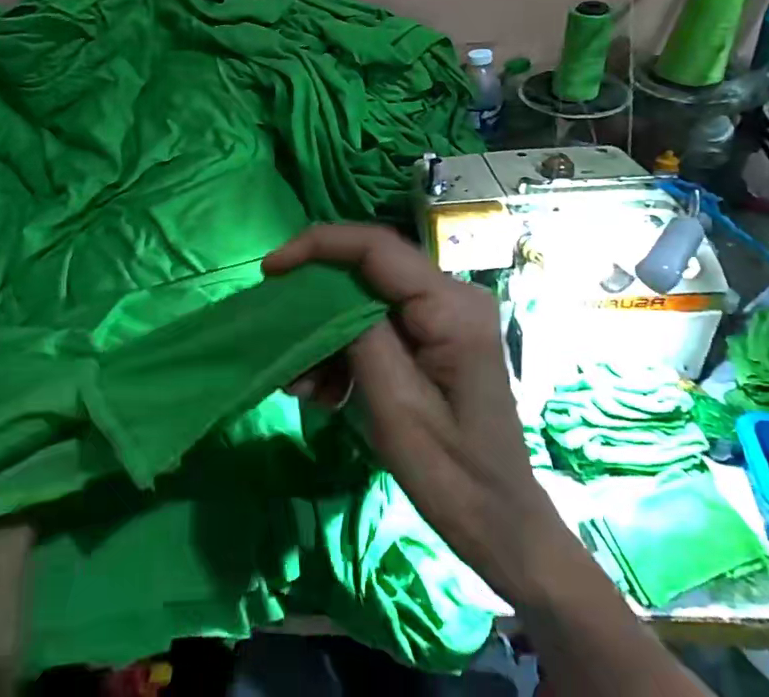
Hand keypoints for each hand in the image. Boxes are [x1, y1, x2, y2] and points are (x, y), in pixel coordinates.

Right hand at [265, 224, 560, 605]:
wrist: (498, 523)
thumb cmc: (451, 472)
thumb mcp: (396, 405)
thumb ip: (360, 335)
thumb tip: (321, 293)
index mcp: (451, 307)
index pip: (376, 247)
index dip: (317, 246)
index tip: (270, 269)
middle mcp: (451, 297)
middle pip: (365, 271)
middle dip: (313, 304)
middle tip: (278, 340)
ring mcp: (443, 317)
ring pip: (362, 300)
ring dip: (323, 337)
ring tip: (301, 386)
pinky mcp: (432, 337)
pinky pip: (374, 326)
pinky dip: (342, 352)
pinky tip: (326, 392)